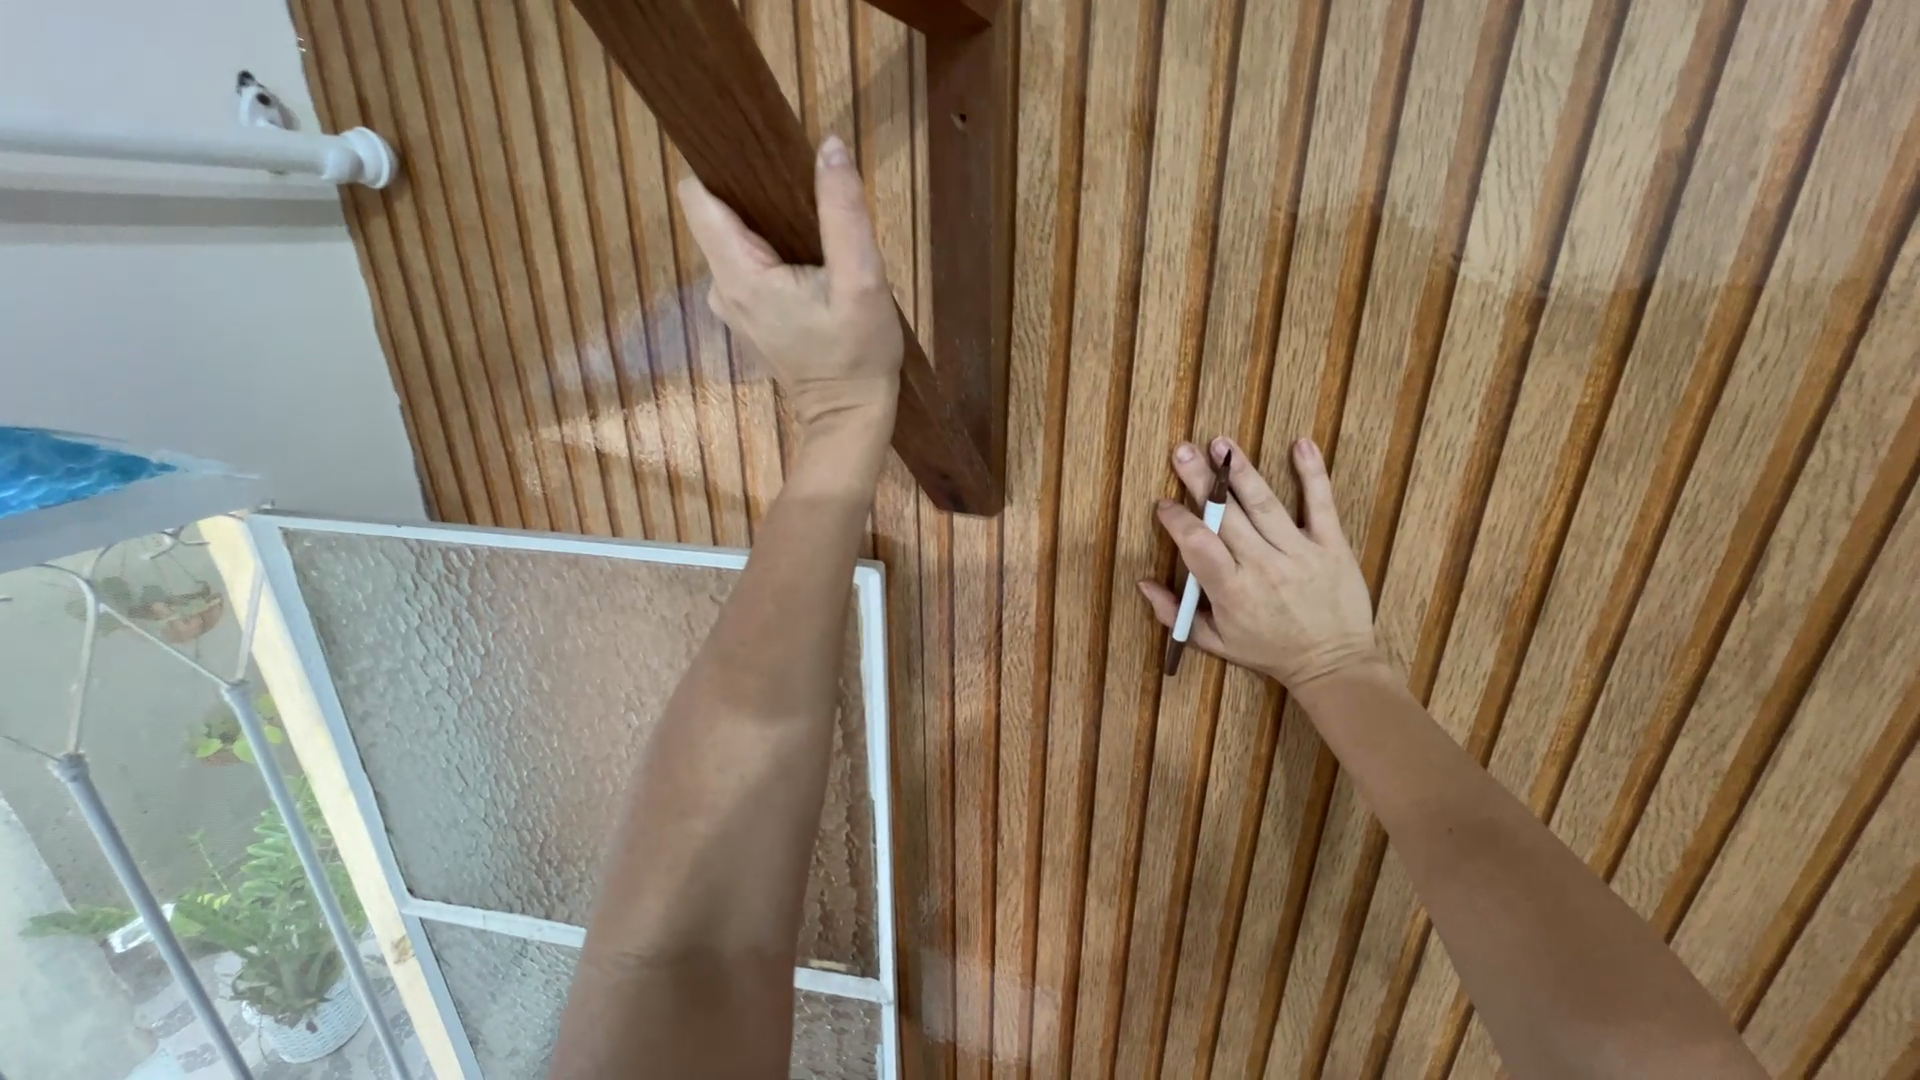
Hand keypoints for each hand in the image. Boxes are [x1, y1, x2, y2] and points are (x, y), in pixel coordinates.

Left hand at [676, 135, 902, 430]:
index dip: (728, 170)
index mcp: (738, 274)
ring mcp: (731, 305)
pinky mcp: (748, 316)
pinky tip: (809, 269)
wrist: (850, 417)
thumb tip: (830, 146)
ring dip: (770, 229)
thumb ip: (844, 213)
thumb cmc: (857, 354)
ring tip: (814, 240)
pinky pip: (750, 264)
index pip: (698, 195)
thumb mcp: (863, 281)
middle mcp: (720, 286)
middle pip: (720, 214)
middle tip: (810, 206)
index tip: (769, 163)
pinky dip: (774, 256)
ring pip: (737, 239)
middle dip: (759, 199)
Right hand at [1139, 436, 1386, 691]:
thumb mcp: (1214, 643)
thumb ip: (1175, 614)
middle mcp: (1263, 567)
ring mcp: (1300, 553)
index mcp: (1232, 592)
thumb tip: (1143, 582)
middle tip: (1182, 450)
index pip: (1197, 545)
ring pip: (1265, 504)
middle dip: (1201, 481)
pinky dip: (1312, 473)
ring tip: (1222, 444)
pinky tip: (1300, 444)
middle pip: (1226, 517)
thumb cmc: (1269, 652)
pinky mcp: (1331, 546)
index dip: (1177, 520)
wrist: (1334, 665)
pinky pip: (1321, 504)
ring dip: (1241, 471)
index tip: (1163, 504)